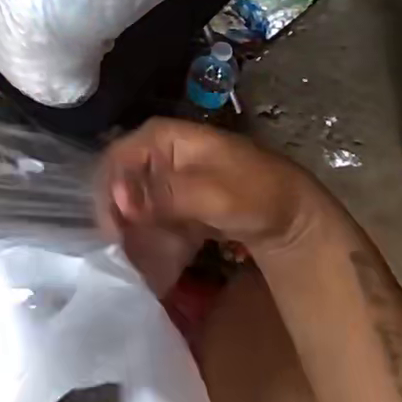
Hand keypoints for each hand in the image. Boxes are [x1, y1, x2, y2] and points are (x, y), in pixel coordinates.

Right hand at [100, 119, 334, 284]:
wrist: (291, 214)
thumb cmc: (255, 193)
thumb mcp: (212, 192)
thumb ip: (165, 195)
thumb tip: (121, 201)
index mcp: (164, 136)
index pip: (117, 159)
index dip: (111, 193)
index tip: (115, 232)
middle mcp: (158, 152)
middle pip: (119, 182)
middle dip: (119, 219)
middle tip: (125, 254)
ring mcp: (165, 177)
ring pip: (131, 205)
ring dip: (133, 234)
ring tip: (142, 263)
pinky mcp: (173, 202)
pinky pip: (149, 220)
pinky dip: (150, 241)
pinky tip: (158, 264)